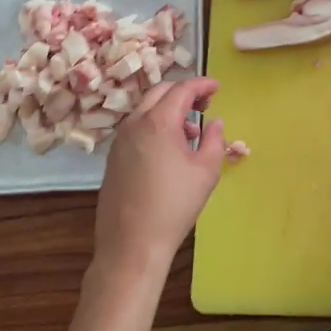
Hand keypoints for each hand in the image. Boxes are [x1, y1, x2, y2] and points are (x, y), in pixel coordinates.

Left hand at [93, 77, 227, 276]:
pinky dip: (154, 125)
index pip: (182, 89)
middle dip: (183, 92)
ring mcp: (119, 141)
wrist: (132, 245)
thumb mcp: (206, 171)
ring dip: (168, 110)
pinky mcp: (113, 158)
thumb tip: (215, 122)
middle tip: (204, 104)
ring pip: (145, 109)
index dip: (202, 84)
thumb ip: (214, 139)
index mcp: (158, 121)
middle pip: (160, 92)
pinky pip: (136, 128)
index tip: (217, 87)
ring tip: (190, 132)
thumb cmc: (175, 206)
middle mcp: (134, 123)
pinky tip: (168, 150)